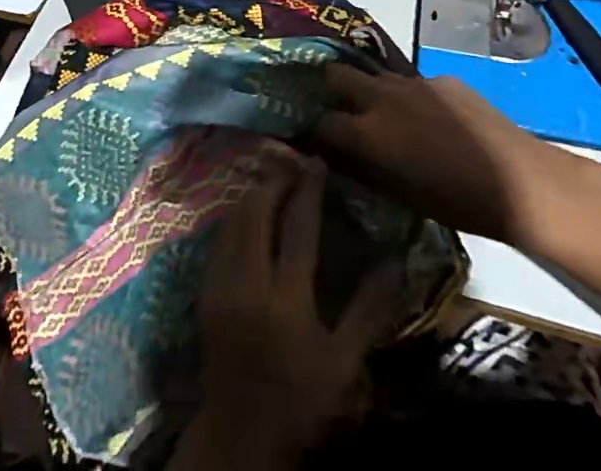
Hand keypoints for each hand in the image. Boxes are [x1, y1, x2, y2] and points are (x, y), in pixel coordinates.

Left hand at [182, 158, 399, 467]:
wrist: (239, 438)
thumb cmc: (299, 402)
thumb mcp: (344, 363)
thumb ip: (368, 310)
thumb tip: (394, 263)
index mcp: (286, 299)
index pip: (297, 227)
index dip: (308, 189)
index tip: (317, 162)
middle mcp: (248, 284)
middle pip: (255, 214)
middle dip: (273, 183)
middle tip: (292, 165)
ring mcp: (221, 289)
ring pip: (232, 224)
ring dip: (251, 197)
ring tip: (272, 181)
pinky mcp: (205, 297)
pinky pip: (219, 243)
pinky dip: (236, 220)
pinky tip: (248, 216)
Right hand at [314, 66, 600, 254]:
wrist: (517, 179)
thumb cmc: (454, 202)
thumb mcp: (397, 193)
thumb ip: (362, 168)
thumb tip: (338, 155)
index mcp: (367, 131)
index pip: (321, 120)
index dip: (313, 129)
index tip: (313, 136)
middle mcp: (384, 97)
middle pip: (337, 74)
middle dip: (330, 88)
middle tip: (337, 108)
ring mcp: (416, 82)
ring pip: (377, 76)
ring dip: (372, 91)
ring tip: (384, 113)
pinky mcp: (444, 79)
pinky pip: (416, 84)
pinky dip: (413, 98)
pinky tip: (433, 120)